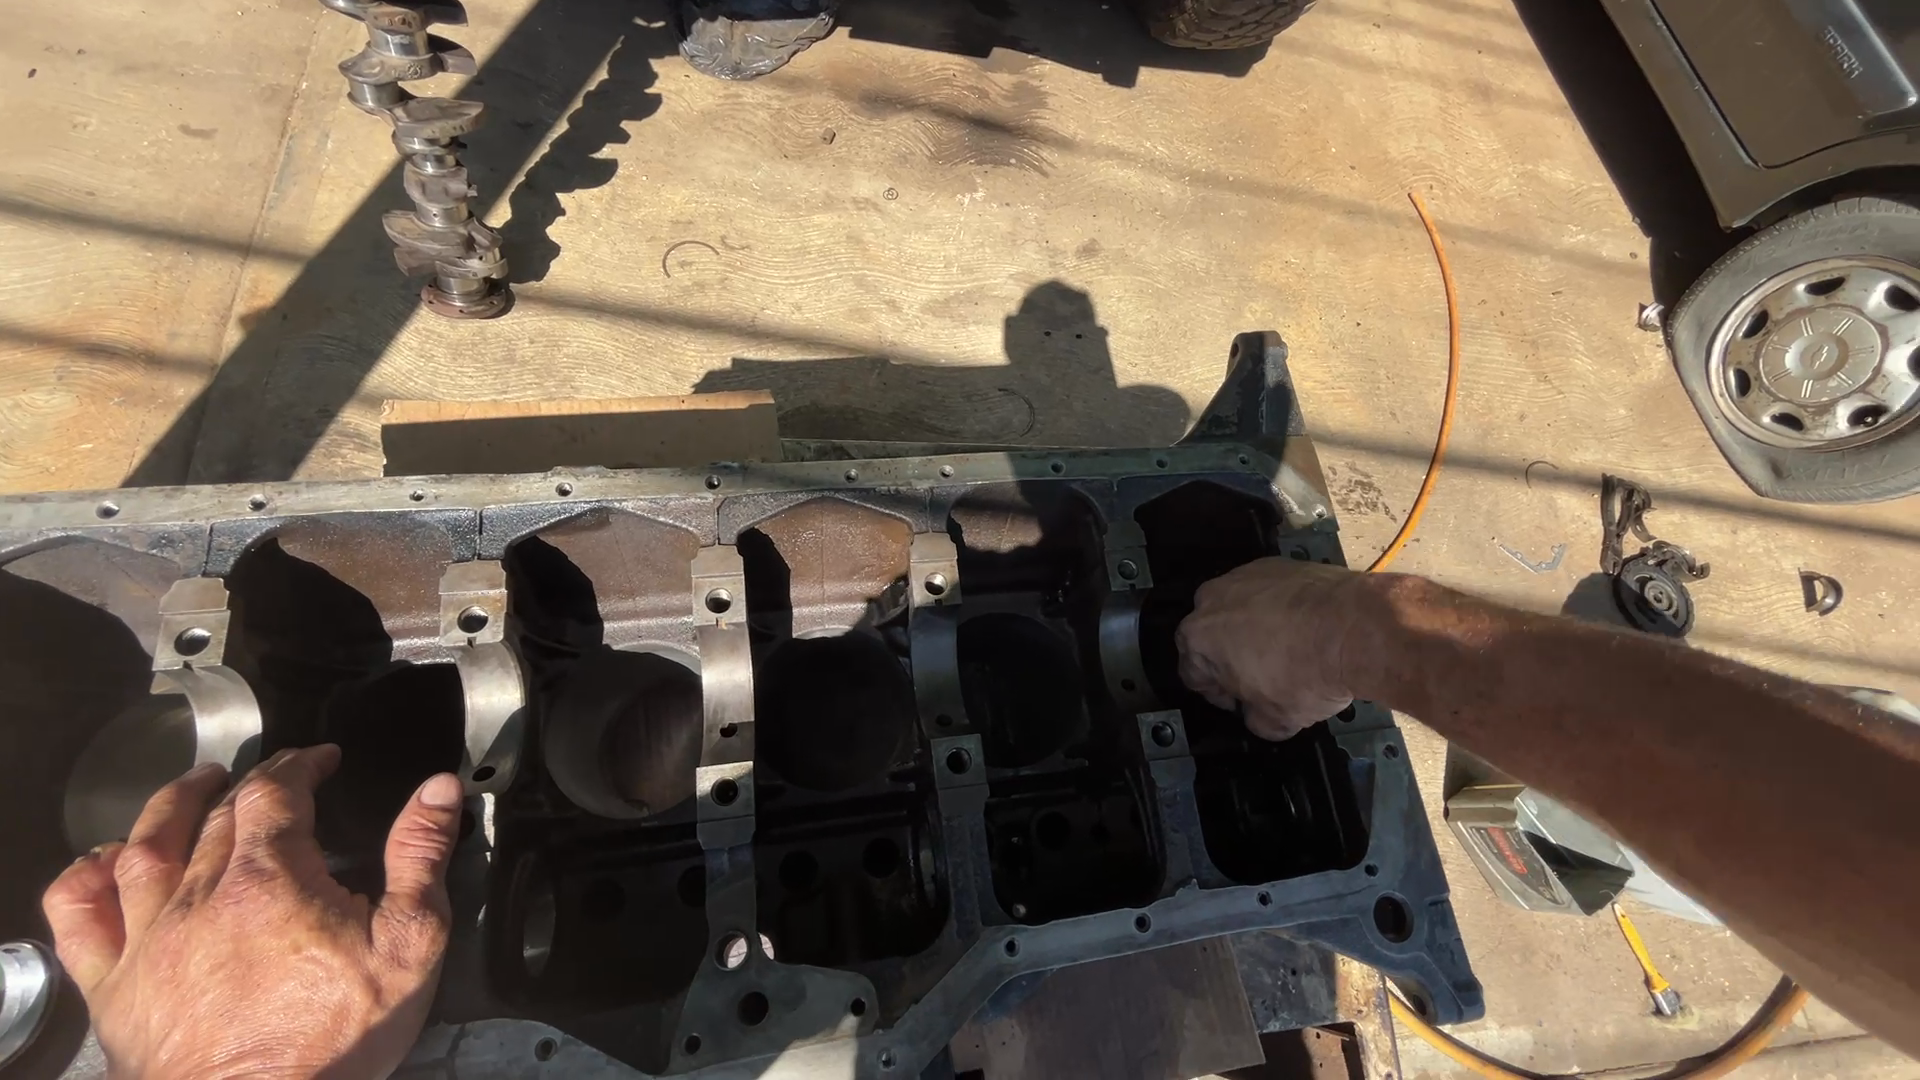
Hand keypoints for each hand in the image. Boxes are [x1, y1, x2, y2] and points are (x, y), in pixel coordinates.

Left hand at [41, 745, 464, 1079]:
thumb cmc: (341, 1028)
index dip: (301, 764)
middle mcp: (198, 897)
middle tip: (285, 771)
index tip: (326, 758)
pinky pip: (77, 916)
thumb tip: (439, 786)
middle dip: (254, 780)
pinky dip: (86, 877)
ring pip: (143, 848)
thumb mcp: (411, 937)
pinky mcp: (111, 987)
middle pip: (215, 814)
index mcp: (272, 879)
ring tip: (196, 785)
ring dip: (170, 806)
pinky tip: (105, 861)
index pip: (274, 793)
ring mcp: (145, 942)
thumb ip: (422, 855)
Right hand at [1175, 557, 1375, 739]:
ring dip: (1253, 627)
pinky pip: (1267, 591)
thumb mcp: (1277, 720)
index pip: (1192, 673)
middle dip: (1231, 654)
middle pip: (1212, 635)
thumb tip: (1258, 715)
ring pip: (1238, 608)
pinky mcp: (1274, 564)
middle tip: (1262, 674)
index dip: (1216, 693)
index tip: (1239, 700)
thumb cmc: (1306, 674)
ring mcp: (1241, 577)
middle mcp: (1209, 601)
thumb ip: (1255, 719)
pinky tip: (1305, 624)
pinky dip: (1279, 606)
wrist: (1354, 627)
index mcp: (1197, 639)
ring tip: (1289, 647)